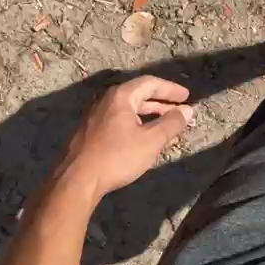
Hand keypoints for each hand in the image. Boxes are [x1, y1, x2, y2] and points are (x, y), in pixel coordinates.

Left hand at [55, 75, 194, 201]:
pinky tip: (144, 139)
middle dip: (162, 103)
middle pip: (139, 95)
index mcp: (121, 97)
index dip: (171, 89)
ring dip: (150, 116)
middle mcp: (106, 101)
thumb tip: (187, 111)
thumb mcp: (151, 140)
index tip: (187, 96)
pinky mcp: (90, 133)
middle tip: (179, 110)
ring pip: (129, 110)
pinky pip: (119, 121)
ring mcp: (96, 117)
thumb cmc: (117, 157)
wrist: (76, 181)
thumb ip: (172, 123)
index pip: (150, 83)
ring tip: (166, 126)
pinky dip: (136, 125)